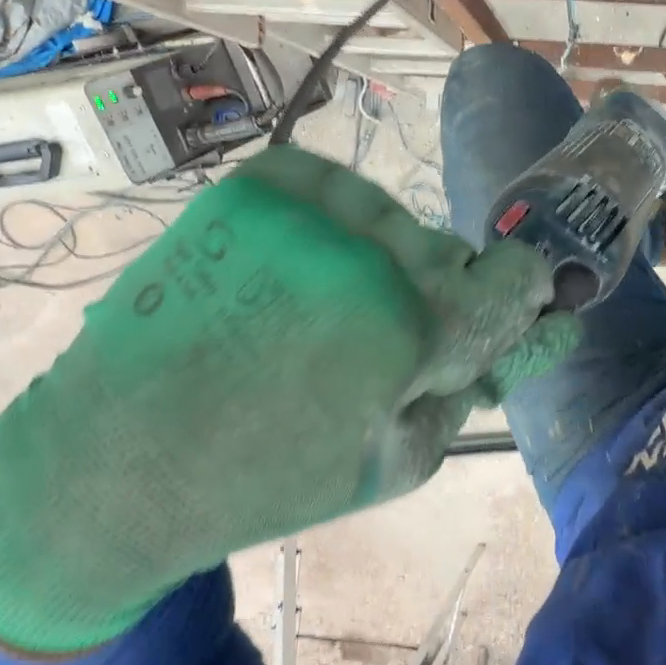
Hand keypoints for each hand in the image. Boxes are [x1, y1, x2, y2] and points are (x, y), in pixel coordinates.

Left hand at [0, 146, 577, 653]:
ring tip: (326, 311)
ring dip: (385, 262)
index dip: (515, 296)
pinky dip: (336, 226)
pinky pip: (340, 188)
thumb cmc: (272, 478)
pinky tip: (301, 271)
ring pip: (398, 221)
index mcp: (409, 329)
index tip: (496, 313)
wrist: (113, 461)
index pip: (516, 275)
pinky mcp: (256, 186)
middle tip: (383, 342)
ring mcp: (306, 209)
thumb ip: (482, 380)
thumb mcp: (403, 456)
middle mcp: (366, 252)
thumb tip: (551, 325)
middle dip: (440, 297)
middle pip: (453, 253)